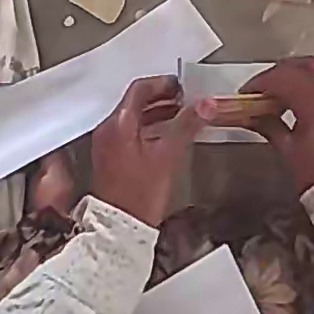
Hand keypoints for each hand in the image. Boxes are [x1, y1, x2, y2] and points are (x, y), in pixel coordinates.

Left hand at [90, 76, 205, 225]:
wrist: (120, 229)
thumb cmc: (138, 196)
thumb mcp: (168, 155)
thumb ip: (187, 125)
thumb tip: (205, 105)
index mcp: (119, 125)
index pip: (140, 89)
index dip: (163, 84)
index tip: (181, 86)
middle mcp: (109, 131)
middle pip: (135, 101)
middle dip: (162, 96)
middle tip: (184, 97)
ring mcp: (108, 145)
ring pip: (134, 117)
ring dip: (157, 111)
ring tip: (181, 113)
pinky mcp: (112, 158)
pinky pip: (131, 132)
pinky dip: (150, 126)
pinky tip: (167, 135)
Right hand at [223, 57, 313, 191]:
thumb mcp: (286, 148)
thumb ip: (268, 125)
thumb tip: (253, 115)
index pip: (285, 78)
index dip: (262, 82)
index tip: (249, 91)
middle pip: (299, 68)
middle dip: (275, 74)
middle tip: (258, 88)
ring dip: (292, 73)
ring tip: (274, 89)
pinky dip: (306, 81)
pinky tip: (293, 96)